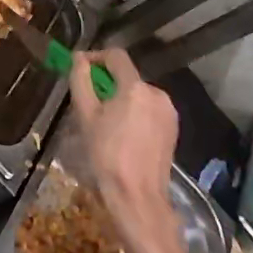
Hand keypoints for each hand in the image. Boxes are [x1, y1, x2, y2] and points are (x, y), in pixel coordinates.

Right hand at [69, 48, 178, 247]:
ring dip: (121, 98)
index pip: (116, 56)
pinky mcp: (173, 128)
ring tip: (104, 121)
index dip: (96, 56)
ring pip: (138, 94)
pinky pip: (149, 109)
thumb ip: (81, 80)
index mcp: (136, 87)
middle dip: (107, 83)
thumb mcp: (86, 115)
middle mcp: (157, 93)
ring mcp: (169, 112)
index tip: (79, 67)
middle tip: (88, 102)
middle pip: (127, 76)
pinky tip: (123, 133)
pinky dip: (134, 112)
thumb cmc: (107, 154)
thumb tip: (79, 58)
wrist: (137, 196)